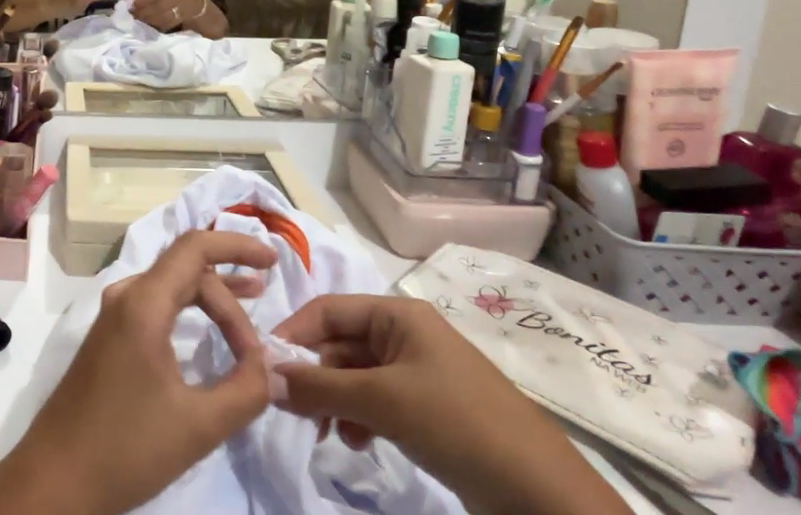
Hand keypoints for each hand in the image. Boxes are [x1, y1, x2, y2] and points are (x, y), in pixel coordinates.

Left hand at [0, 232, 277, 514]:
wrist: (54, 479)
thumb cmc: (126, 447)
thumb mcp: (200, 424)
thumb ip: (247, 389)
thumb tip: (274, 366)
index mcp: (143, 304)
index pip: (194, 248)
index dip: (236, 246)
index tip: (274, 262)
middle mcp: (124, 299)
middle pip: (186, 271)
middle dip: (230, 295)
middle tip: (259, 344)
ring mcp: (112, 319)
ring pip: (169, 288)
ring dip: (211, 297)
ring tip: (251, 304)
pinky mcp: (108, 341)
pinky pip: (155, 307)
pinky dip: (189, 312)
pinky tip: (208, 335)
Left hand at [130, 0, 208, 30]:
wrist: (199, 1)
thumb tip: (136, 0)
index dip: (143, 1)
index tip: (132, 6)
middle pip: (159, 6)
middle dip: (144, 12)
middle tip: (134, 15)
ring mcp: (187, 7)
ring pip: (164, 17)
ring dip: (149, 20)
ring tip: (140, 19)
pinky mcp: (186, 18)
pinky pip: (169, 24)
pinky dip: (157, 25)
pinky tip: (150, 24)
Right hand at [272, 296, 630, 514]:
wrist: (539, 490)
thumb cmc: (457, 423)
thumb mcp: (382, 401)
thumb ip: (319, 388)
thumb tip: (264, 377)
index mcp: (398, 315)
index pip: (327, 310)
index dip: (292, 334)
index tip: (262, 368)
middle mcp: (405, 335)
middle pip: (338, 344)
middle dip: (312, 376)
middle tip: (291, 411)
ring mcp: (417, 373)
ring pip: (353, 376)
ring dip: (332, 401)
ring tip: (327, 433)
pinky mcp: (426, 409)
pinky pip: (374, 401)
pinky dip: (357, 418)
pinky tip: (356, 442)